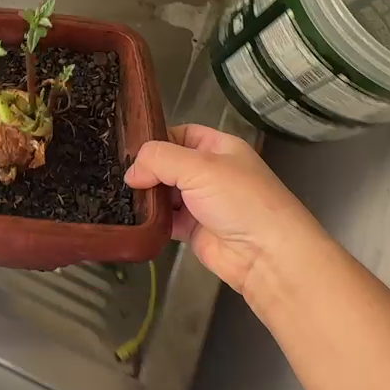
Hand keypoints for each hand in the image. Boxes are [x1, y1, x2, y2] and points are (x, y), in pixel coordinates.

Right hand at [123, 124, 324, 295]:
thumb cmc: (240, 200)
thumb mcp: (199, 166)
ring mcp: (202, 202)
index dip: (157, 138)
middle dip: (147, 169)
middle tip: (121, 174)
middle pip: (169, 163)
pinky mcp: (194, 229)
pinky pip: (166, 218)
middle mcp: (211, 172)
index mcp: (219, 148)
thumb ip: (158, 160)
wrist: (267, 255)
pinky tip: (134, 216)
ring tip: (122, 194)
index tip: (130, 148)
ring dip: (147, 194)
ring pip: (165, 191)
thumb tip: (131, 173)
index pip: (181, 133)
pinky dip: (152, 217)